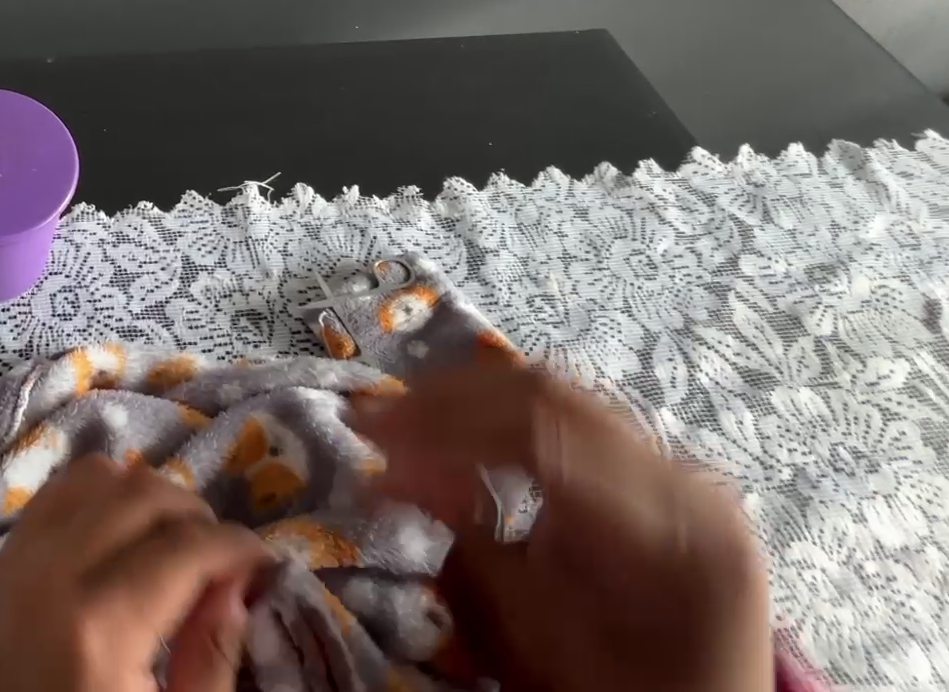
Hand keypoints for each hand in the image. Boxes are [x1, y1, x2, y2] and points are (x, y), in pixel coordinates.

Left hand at [0, 456, 271, 691]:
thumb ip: (210, 656)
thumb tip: (236, 584)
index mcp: (99, 628)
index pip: (183, 547)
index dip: (237, 546)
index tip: (264, 563)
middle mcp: (53, 570)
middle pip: (143, 494)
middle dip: (196, 514)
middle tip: (220, 556)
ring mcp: (21, 551)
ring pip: (102, 474)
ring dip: (148, 495)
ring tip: (173, 540)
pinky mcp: (6, 547)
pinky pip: (63, 484)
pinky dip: (103, 491)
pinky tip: (125, 529)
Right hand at [351, 364, 773, 691]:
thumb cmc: (603, 680)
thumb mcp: (529, 624)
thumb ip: (465, 537)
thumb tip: (385, 471)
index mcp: (669, 523)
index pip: (538, 432)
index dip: (442, 427)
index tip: (373, 441)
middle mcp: (679, 476)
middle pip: (540, 395)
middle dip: (441, 402)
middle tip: (371, 422)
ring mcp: (667, 462)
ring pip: (544, 388)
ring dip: (458, 398)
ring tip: (397, 419)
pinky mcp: (642, 459)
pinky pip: (557, 408)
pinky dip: (490, 409)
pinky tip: (446, 426)